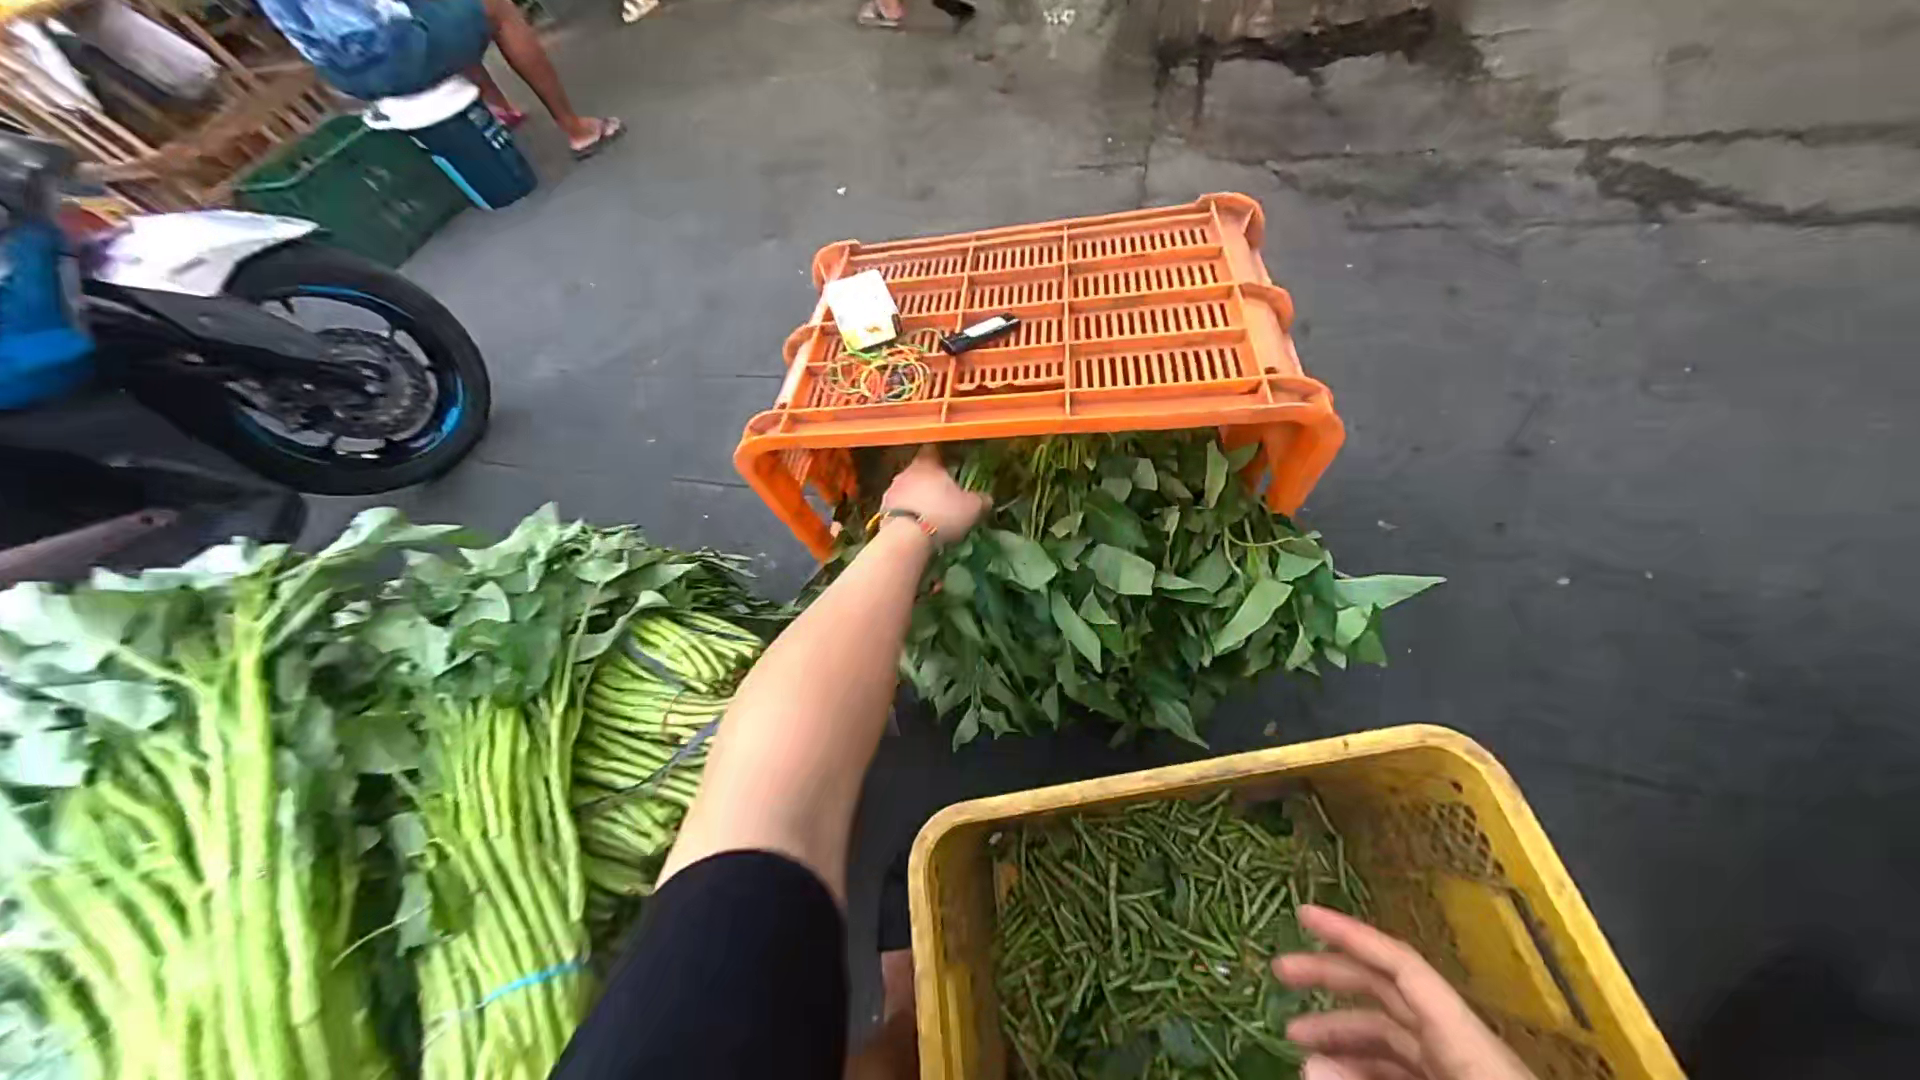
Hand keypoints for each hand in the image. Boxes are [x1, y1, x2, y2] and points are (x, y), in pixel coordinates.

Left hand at [881, 446, 990, 544]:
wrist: (907, 538)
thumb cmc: (943, 514)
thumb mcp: (971, 508)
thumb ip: (980, 500)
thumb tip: (987, 498)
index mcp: (927, 464)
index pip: (933, 451)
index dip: (941, 457)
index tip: (949, 464)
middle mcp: (905, 472)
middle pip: (918, 471)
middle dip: (928, 481)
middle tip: (942, 494)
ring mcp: (890, 491)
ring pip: (906, 489)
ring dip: (916, 498)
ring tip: (929, 514)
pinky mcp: (882, 511)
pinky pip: (898, 508)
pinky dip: (906, 513)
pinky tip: (916, 526)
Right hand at [1273, 905, 1537, 1079]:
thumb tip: (1306, 1061)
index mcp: (1469, 1045)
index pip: (1401, 967)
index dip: (1349, 934)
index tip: (1302, 915)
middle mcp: (1465, 1051)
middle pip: (1389, 992)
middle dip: (1331, 977)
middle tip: (1279, 973)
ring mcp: (1464, 1076)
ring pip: (1392, 1034)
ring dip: (1341, 1030)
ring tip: (1296, 1041)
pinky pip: (1403, 1071)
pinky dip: (1364, 1067)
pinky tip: (1334, 1076)